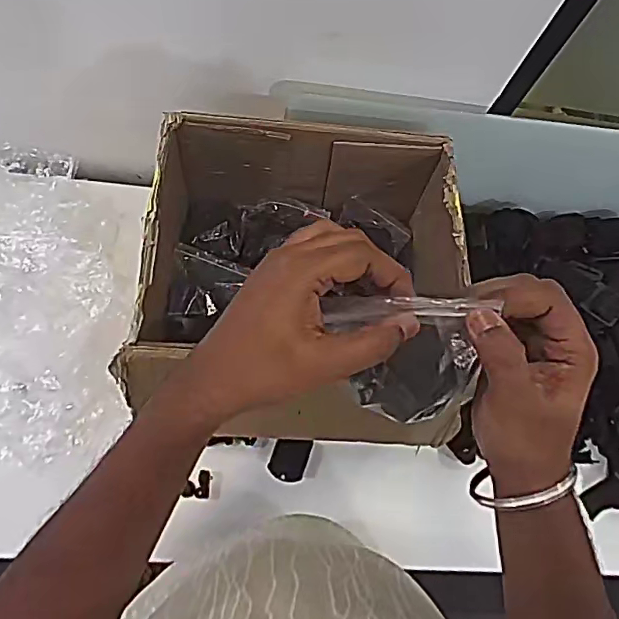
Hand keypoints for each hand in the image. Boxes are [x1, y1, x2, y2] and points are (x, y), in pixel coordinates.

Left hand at [168, 219, 418, 426]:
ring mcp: (275, 262)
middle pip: (348, 238)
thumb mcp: (326, 364)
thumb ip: (373, 343)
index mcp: (300, 271)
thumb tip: (405, 326)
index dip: (392, 274)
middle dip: (378, 264)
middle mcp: (287, 257)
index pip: (362, 253)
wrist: (213, 381)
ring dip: (356, 257)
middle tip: (392, 299)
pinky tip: (341, 293)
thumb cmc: (261, 373)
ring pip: (328, 237)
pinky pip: (310, 249)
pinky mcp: (269, 274)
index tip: (404, 303)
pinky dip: (334, 261)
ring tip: (370, 292)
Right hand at [465, 274, 597, 492]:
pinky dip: (480, 321)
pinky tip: (466, 329)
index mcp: (573, 351)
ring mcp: (536, 347)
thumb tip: (481, 315)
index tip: (485, 305)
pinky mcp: (514, 353)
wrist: (520, 474)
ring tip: (464, 317)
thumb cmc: (529, 448)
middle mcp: (558, 344)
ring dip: (487, 307)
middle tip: (470, 307)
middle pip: (532, 295)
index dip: (516, 296)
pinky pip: (498, 323)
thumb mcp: (514, 399)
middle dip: (500, 296)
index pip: (550, 300)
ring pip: (513, 305)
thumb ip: (500, 352)